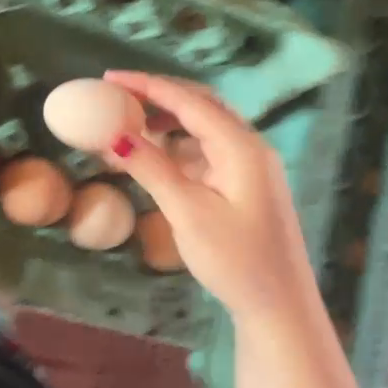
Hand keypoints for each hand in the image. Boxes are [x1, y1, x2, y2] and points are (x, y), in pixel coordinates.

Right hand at [102, 72, 317, 326]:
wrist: (279, 308)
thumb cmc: (234, 260)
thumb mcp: (186, 212)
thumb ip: (150, 168)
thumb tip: (112, 134)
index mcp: (240, 147)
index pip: (188, 101)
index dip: (147, 85)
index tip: (107, 78)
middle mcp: (249, 146)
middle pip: (200, 103)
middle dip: (157, 93)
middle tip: (116, 94)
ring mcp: (250, 165)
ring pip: (204, 124)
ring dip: (166, 116)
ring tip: (127, 121)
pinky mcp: (245, 183)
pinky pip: (206, 147)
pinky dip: (176, 141)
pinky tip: (153, 153)